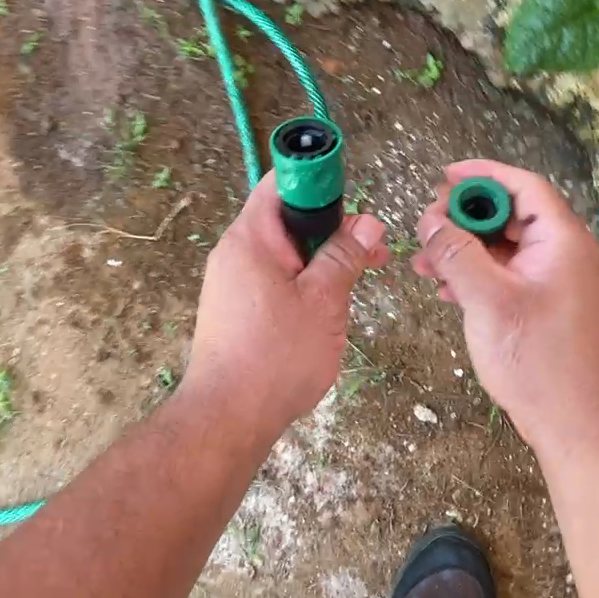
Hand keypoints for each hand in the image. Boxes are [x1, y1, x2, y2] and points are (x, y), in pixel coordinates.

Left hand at [183, 172, 389, 440]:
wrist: (226, 417)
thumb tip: (368, 223)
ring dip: (322, 258)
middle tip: (372, 250)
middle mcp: (234, 251)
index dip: (318, 180)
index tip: (353, 198)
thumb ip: (344, 256)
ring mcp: (232, 280)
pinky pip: (274, 277)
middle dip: (331, 227)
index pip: (280, 182)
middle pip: (286, 218)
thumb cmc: (276, 356)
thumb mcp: (323, 301)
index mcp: (250, 237)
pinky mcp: (235, 306)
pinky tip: (329, 303)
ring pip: (284, 252)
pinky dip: (303, 280)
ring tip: (361, 277)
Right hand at [413, 160, 598, 460]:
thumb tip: (429, 220)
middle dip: (464, 217)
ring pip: (502, 246)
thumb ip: (455, 253)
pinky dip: (475, 273)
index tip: (444, 177)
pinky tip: (446, 290)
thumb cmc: (537, 359)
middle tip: (426, 227)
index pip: (523, 186)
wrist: (575, 426)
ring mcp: (555, 280)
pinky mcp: (545, 303)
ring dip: (462, 249)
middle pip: (509, 214)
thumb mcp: (487, 299)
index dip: (483, 175)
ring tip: (424, 265)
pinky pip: (505, 272)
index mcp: (562, 241)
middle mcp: (563, 253)